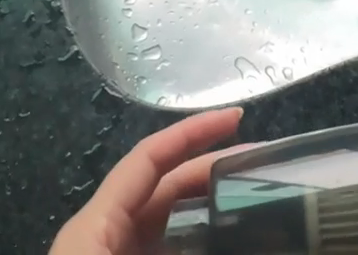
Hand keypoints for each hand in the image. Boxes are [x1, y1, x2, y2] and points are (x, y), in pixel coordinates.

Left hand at [50, 106, 243, 254]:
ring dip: (209, 205)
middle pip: (164, 185)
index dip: (193, 131)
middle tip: (261, 163)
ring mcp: (114, 254)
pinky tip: (229, 238)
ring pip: (170, 219)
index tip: (236, 116)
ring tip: (255, 198)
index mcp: (95, 223)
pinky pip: (166, 245)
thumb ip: (181, 246)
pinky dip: (197, 237)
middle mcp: (104, 232)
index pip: (150, 157)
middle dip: (211, 167)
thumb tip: (238, 235)